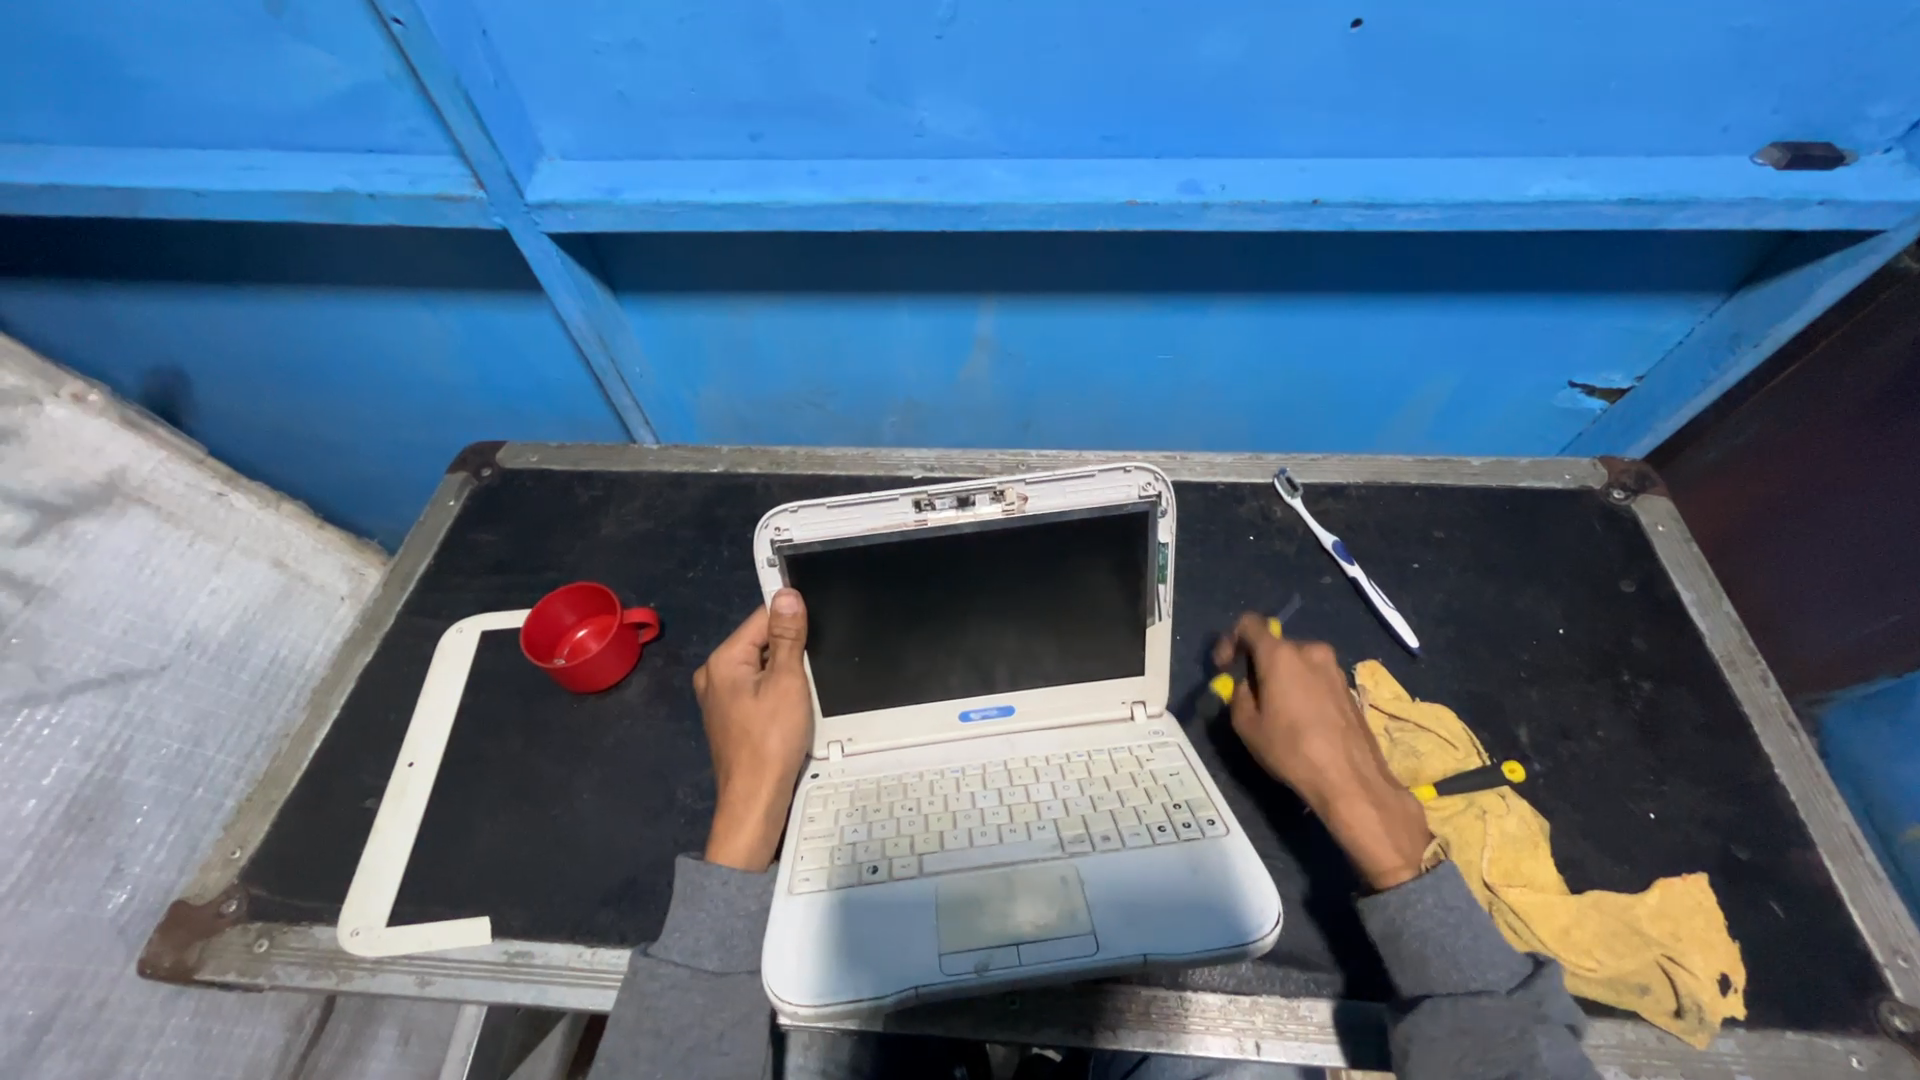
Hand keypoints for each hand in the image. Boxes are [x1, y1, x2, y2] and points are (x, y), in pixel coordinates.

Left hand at [692, 589, 814, 871]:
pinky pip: (757, 689)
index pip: (762, 618)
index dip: (792, 621)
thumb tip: (787, 595)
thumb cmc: (772, 739)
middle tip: (814, 666)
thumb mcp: (787, 681)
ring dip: (785, 672)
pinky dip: (776, 691)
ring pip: (760, 667)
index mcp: (723, 660)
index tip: (817, 631)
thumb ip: (787, 636)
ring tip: (804, 690)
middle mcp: (714, 675)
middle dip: (789, 649)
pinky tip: (792, 706)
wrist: (755, 800)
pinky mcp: (730, 717)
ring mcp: (719, 698)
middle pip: (760, 643)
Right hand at [1214, 615, 1431, 889]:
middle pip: (1274, 645)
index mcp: (1280, 654)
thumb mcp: (1246, 725)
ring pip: (1296, 662)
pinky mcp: (1348, 687)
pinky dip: (1301, 688)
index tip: (1225, 667)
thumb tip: (1247, 686)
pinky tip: (1301, 719)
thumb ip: (1239, 694)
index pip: (1249, 624)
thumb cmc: (1291, 749)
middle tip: (1250, 695)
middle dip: (1257, 664)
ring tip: (1276, 711)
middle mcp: (1310, 651)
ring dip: (1281, 677)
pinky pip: (1315, 677)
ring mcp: (1334, 668)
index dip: (1230, 640)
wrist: (1351, 779)